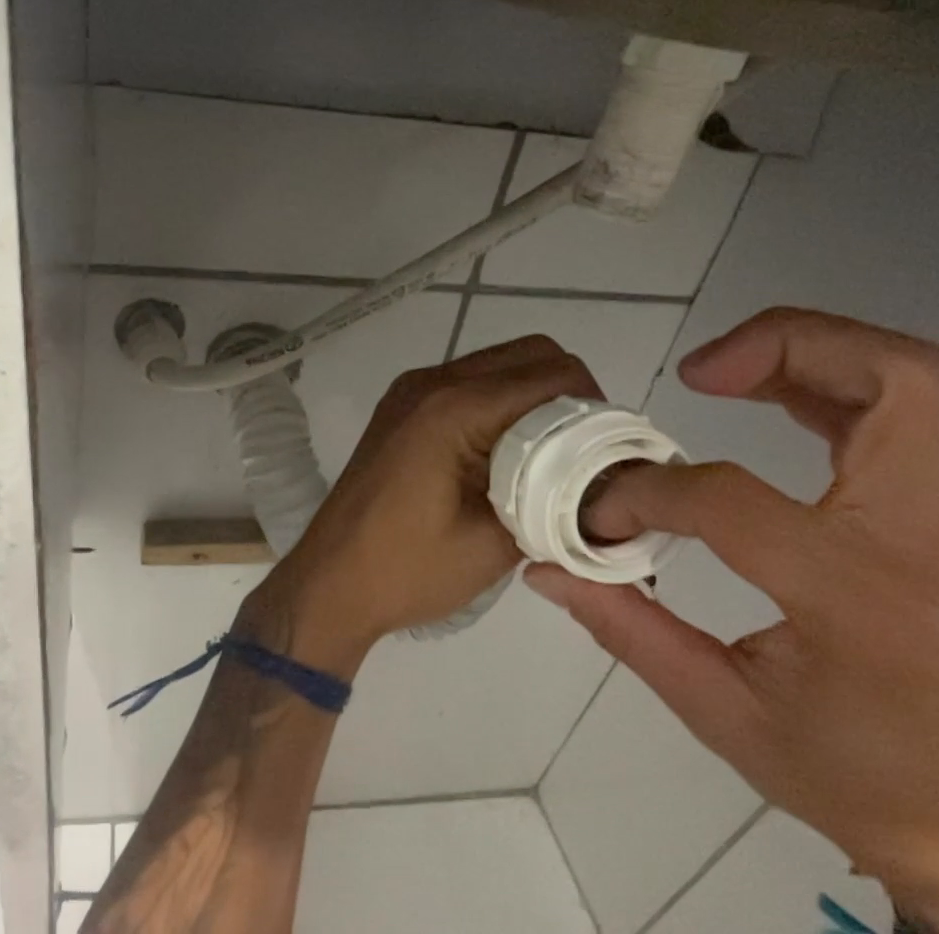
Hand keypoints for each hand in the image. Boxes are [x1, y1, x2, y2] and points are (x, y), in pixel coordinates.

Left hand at [253, 336, 602, 673]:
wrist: (329, 584)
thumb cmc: (407, 570)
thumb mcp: (494, 544)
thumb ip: (555, 505)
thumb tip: (604, 490)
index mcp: (454, 408)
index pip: (553, 374)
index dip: (596, 407)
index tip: (610, 452)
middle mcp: (431, 384)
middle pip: (528, 354)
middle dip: (570, 396)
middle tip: (585, 454)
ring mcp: (409, 392)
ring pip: (497, 366)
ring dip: (533, 399)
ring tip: (550, 459)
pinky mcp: (400, 410)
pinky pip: (467, 386)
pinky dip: (500, 406)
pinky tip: (508, 457)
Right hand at [525, 308, 938, 933]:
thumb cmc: (850, 778)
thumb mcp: (721, 714)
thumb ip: (628, 628)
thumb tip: (547, 569)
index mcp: (854, 595)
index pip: (732, 500)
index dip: (645, 493)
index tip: (600, 515)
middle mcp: (922, 538)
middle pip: (896, 383)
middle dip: (787, 346)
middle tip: (697, 373)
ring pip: (918, 381)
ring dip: (818, 352)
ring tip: (725, 375)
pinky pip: (912, 414)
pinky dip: (839, 383)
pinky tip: (773, 401)